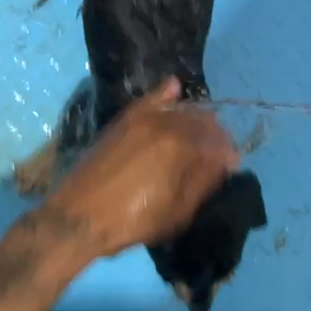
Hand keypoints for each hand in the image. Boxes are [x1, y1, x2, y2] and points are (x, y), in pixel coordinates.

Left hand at [43, 79, 241, 260]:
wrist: (78, 218)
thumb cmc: (132, 222)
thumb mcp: (177, 213)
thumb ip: (202, 184)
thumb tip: (221, 166)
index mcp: (182, 147)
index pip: (217, 145)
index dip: (228, 157)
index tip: (232, 167)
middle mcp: (165, 125)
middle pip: (202, 123)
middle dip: (216, 137)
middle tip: (219, 154)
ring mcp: (142, 120)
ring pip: (179, 110)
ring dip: (196, 119)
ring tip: (201, 133)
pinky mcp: (122, 122)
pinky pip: (149, 101)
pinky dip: (164, 94)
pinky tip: (174, 88)